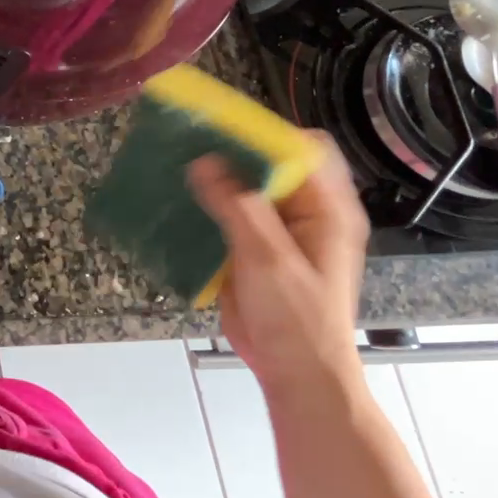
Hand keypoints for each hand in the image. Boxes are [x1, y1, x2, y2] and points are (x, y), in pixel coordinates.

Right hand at [188, 134, 369, 398]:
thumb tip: (205, 162)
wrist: (294, 371)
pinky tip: (172, 197)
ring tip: (171, 162)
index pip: (305, 150)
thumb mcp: (269, 258)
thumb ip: (239, 207)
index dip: (267, 134)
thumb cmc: (297, 317)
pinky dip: (201, 202)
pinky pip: (224, 213)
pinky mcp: (249, 248)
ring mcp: (275, 231)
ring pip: (241, 187)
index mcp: (326, 211)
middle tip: (186, 140)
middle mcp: (303, 214)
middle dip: (229, 151)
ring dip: (210, 176)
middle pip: (268, 165)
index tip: (222, 126)